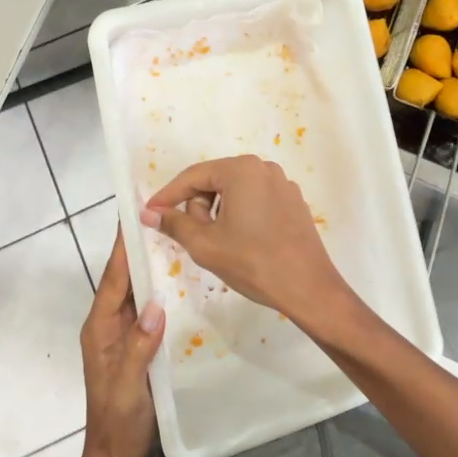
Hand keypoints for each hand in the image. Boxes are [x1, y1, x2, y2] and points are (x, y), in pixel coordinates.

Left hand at [73, 232, 163, 456]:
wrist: (116, 456)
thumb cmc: (118, 422)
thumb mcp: (128, 387)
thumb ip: (138, 348)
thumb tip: (156, 305)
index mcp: (100, 327)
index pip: (113, 278)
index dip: (123, 246)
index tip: (134, 212)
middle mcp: (109, 324)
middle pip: (124, 277)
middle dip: (138, 246)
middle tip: (162, 214)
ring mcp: (123, 334)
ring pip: (137, 290)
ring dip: (151, 265)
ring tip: (175, 236)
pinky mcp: (138, 345)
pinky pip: (148, 309)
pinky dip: (161, 290)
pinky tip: (181, 282)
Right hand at [140, 155, 352, 322]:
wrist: (309, 288)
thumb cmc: (253, 262)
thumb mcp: (205, 244)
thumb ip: (174, 223)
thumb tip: (149, 213)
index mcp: (241, 170)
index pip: (193, 176)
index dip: (168, 195)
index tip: (150, 212)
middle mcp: (263, 168)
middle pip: (215, 181)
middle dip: (199, 208)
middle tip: (195, 239)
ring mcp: (282, 184)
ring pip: (235, 192)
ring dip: (220, 213)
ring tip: (221, 244)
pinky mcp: (293, 202)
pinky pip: (256, 200)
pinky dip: (242, 216)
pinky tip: (243, 243)